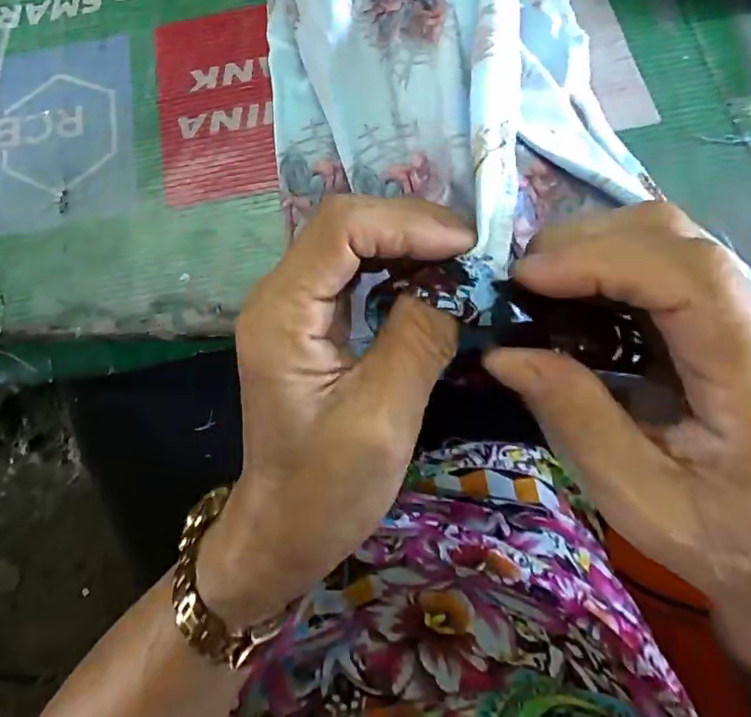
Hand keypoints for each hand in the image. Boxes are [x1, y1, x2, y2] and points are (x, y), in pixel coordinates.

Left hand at [198, 195, 473, 627]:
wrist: (283, 526)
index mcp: (282, 311)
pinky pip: (349, 270)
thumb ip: (417, 339)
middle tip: (473, 250)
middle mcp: (277, 294)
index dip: (405, 223)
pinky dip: (392, 265)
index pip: (339, 228)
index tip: (466, 246)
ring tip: (460, 259)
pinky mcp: (305, 319)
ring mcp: (288, 304)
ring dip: (404, 241)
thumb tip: (455, 281)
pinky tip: (429, 279)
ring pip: (346, 241)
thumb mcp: (383, 418)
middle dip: (408, 225)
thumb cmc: (327, 486)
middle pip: (341, 225)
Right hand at [483, 202, 750, 606]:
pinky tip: (576, 291)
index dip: (602, 259)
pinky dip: (609, 257)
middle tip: (521, 280)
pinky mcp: (740, 314)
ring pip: (675, 236)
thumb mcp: (636, 502)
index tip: (526, 278)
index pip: (694, 279)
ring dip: (595, 242)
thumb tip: (503, 352)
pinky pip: (670, 257)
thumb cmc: (719, 542)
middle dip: (586, 242)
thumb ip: (574, 420)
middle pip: (681, 241)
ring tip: (542, 282)